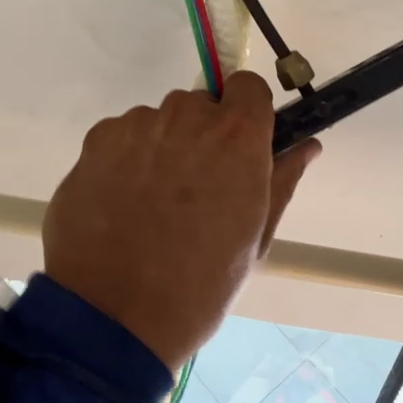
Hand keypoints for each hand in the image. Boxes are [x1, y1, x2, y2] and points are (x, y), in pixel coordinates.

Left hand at [42, 70, 322, 370]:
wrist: (113, 316)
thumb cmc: (201, 285)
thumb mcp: (255, 239)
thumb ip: (281, 180)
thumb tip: (306, 144)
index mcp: (236, 136)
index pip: (249, 86)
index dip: (247, 111)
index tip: (242, 143)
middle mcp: (186, 116)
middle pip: (201, 106)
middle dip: (203, 137)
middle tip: (195, 190)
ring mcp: (136, 124)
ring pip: (158, 122)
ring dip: (162, 148)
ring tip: (151, 205)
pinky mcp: (96, 140)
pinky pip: (121, 137)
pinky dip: (125, 160)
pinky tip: (121, 205)